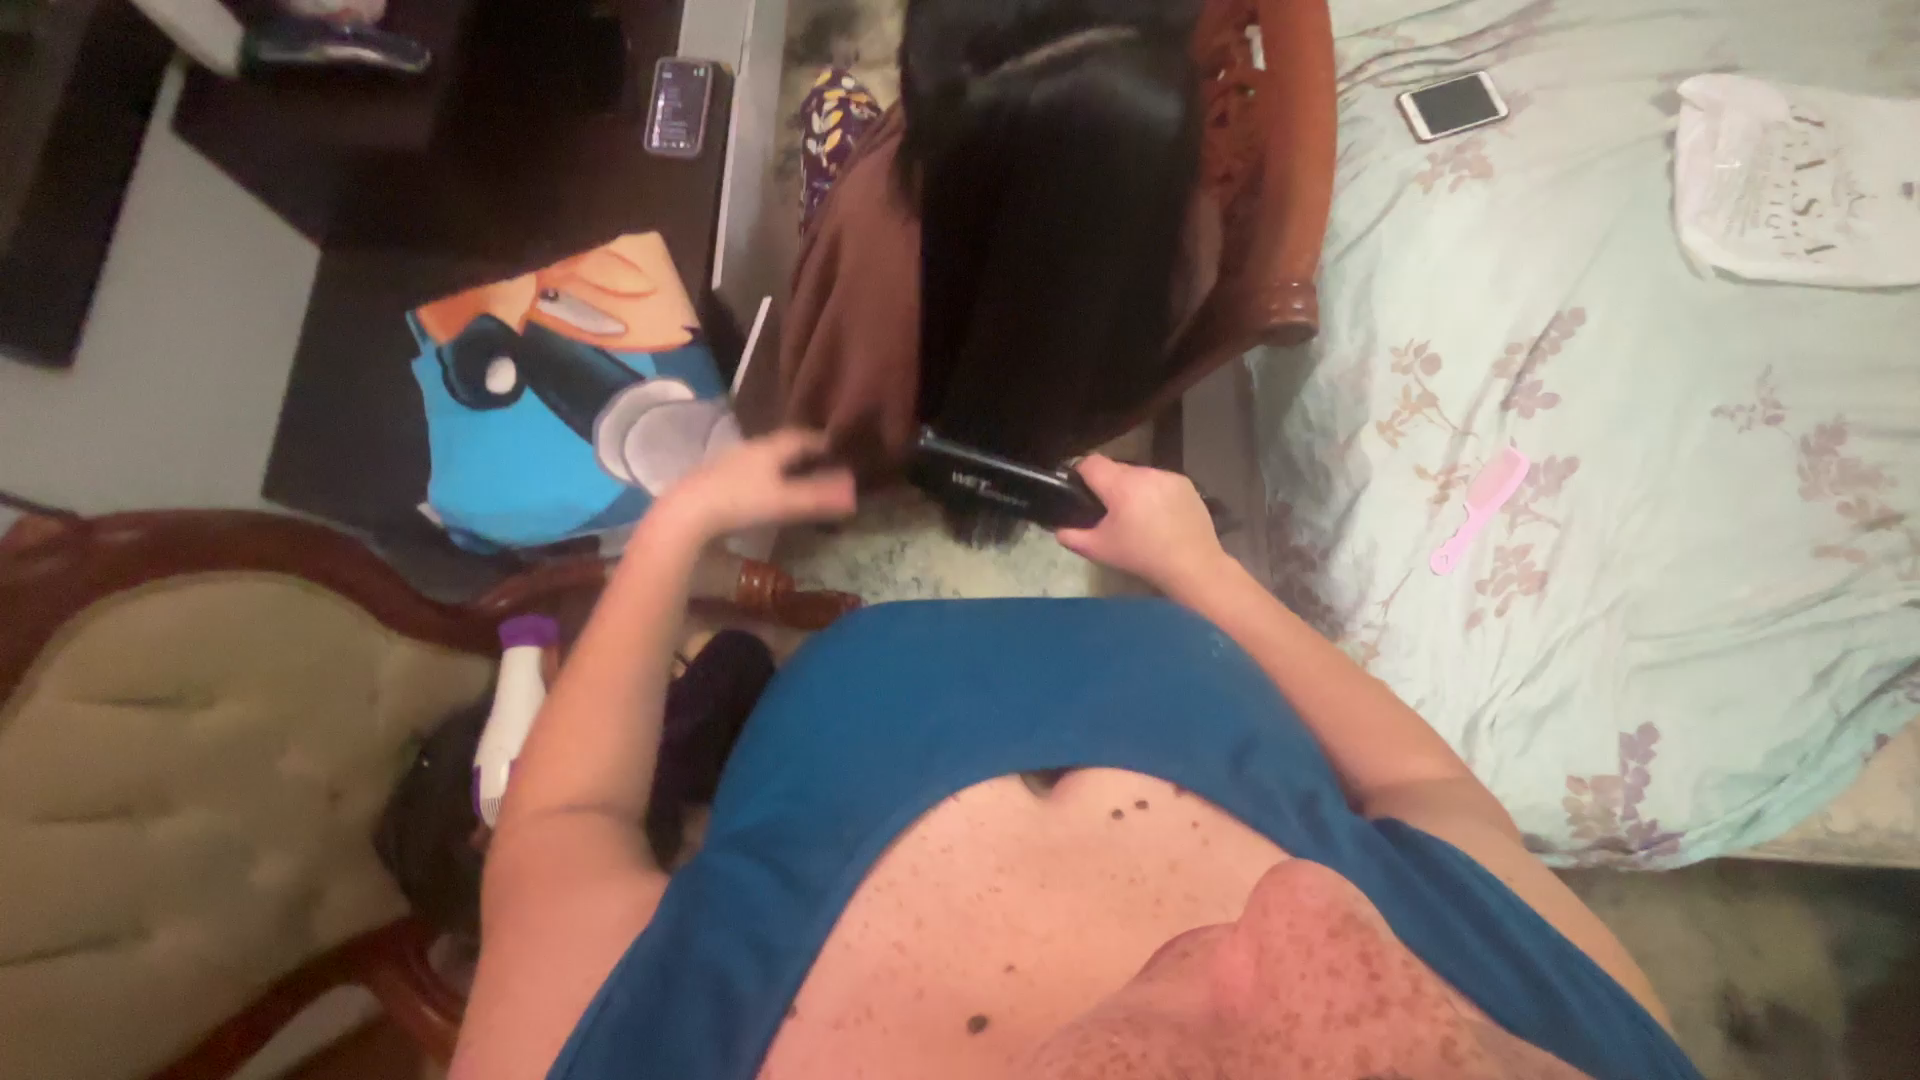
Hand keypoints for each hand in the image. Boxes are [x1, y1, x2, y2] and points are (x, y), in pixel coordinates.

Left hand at [652, 429, 856, 542]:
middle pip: (782, 445)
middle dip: (802, 452)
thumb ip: (820, 497)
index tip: (838, 447)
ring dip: (781, 465)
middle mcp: (749, 448)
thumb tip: (855, 493)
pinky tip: (762, 492)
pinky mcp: (714, 480)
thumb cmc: (740, 502)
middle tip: (820, 461)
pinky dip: (764, 477)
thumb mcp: (786, 502)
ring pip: (763, 458)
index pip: (802, 436)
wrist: (685, 514)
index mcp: (770, 447)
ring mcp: (729, 463)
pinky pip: (748, 472)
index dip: (822, 440)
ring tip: (795, 477)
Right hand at [1055, 455, 1231, 596]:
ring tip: (1136, 515)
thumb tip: (1059, 530)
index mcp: (1120, 485)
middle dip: (1108, 485)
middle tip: (1109, 512)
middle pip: (1115, 468)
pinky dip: (1153, 493)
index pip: (1090, 462)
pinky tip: (1159, 515)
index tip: (1080, 492)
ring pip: (1138, 474)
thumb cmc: (1142, 556)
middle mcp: (1144, 472)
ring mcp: (1168, 476)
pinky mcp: (1185, 484)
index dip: (1080, 473)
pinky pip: (1160, 481)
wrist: (1192, 565)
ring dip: (1132, 488)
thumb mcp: (1100, 550)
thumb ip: (1073, 537)